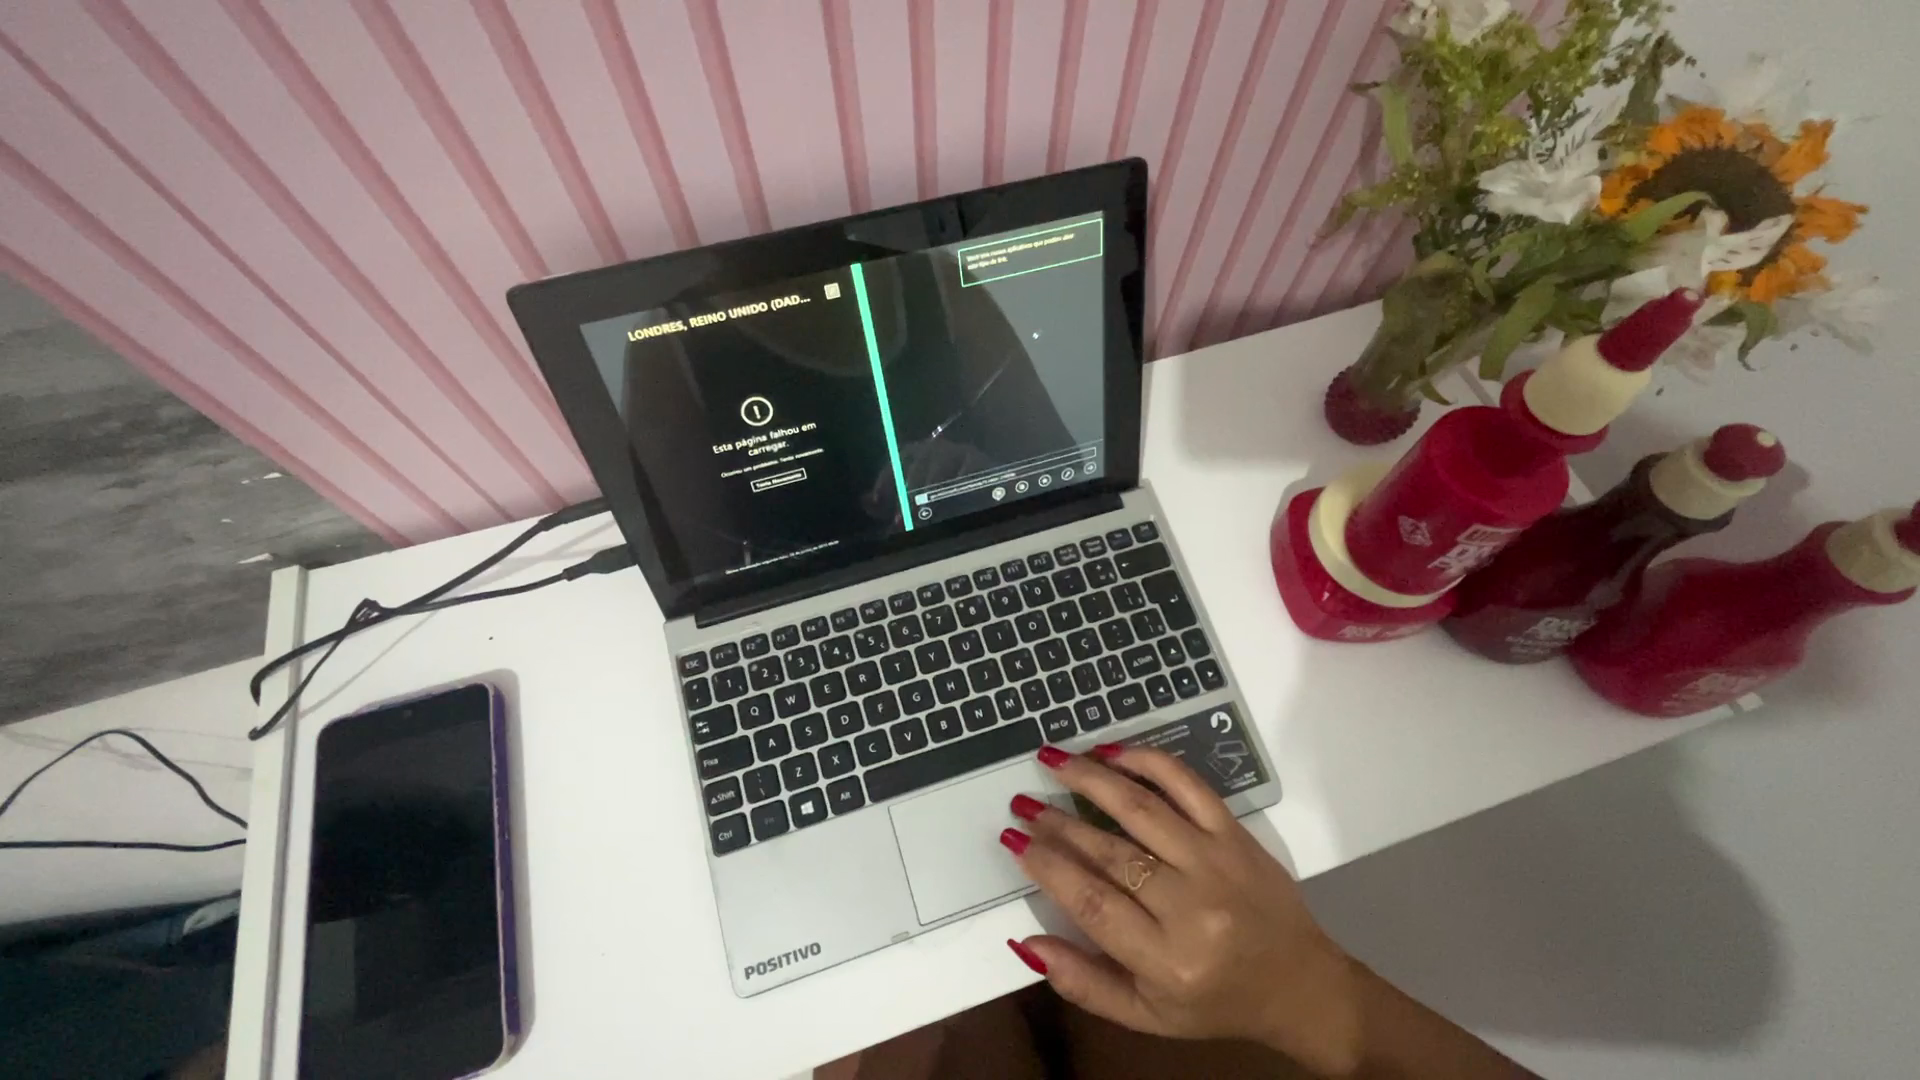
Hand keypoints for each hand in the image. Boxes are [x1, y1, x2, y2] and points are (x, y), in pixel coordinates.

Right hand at [1002, 744, 1363, 1075]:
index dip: (1047, 866)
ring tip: (1053, 759)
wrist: (1299, 983)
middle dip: (1058, 821)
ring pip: (1142, 808)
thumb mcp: (1146, 1015)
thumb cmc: (1214, 1002)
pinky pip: (1188, 785)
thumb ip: (1084, 982)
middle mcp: (1192, 907)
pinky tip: (1113, 750)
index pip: (1091, 902)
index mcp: (1167, 961)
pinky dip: (1148, 761)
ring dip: (1091, 778)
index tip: (1014, 838)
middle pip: (1110, 852)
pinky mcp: (1235, 833)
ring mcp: (1216, 861)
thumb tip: (1025, 943)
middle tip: (1023, 801)